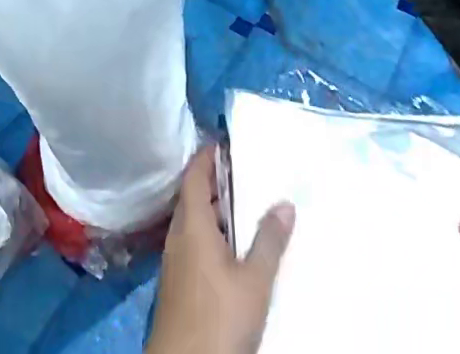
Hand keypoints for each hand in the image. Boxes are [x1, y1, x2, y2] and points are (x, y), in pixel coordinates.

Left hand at [146, 147, 294, 353]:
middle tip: (244, 169)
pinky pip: (193, 244)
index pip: (194, 176)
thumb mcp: (254, 281)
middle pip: (191, 197)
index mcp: (192, 226)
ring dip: (214, 210)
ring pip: (192, 223)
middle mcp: (178, 238)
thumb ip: (269, 240)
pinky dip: (211, 233)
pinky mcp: (177, 285)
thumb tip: (284, 202)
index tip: (225, 141)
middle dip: (214, 181)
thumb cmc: (218, 318)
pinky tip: (233, 246)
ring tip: (245, 203)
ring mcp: (174, 263)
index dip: (207, 156)